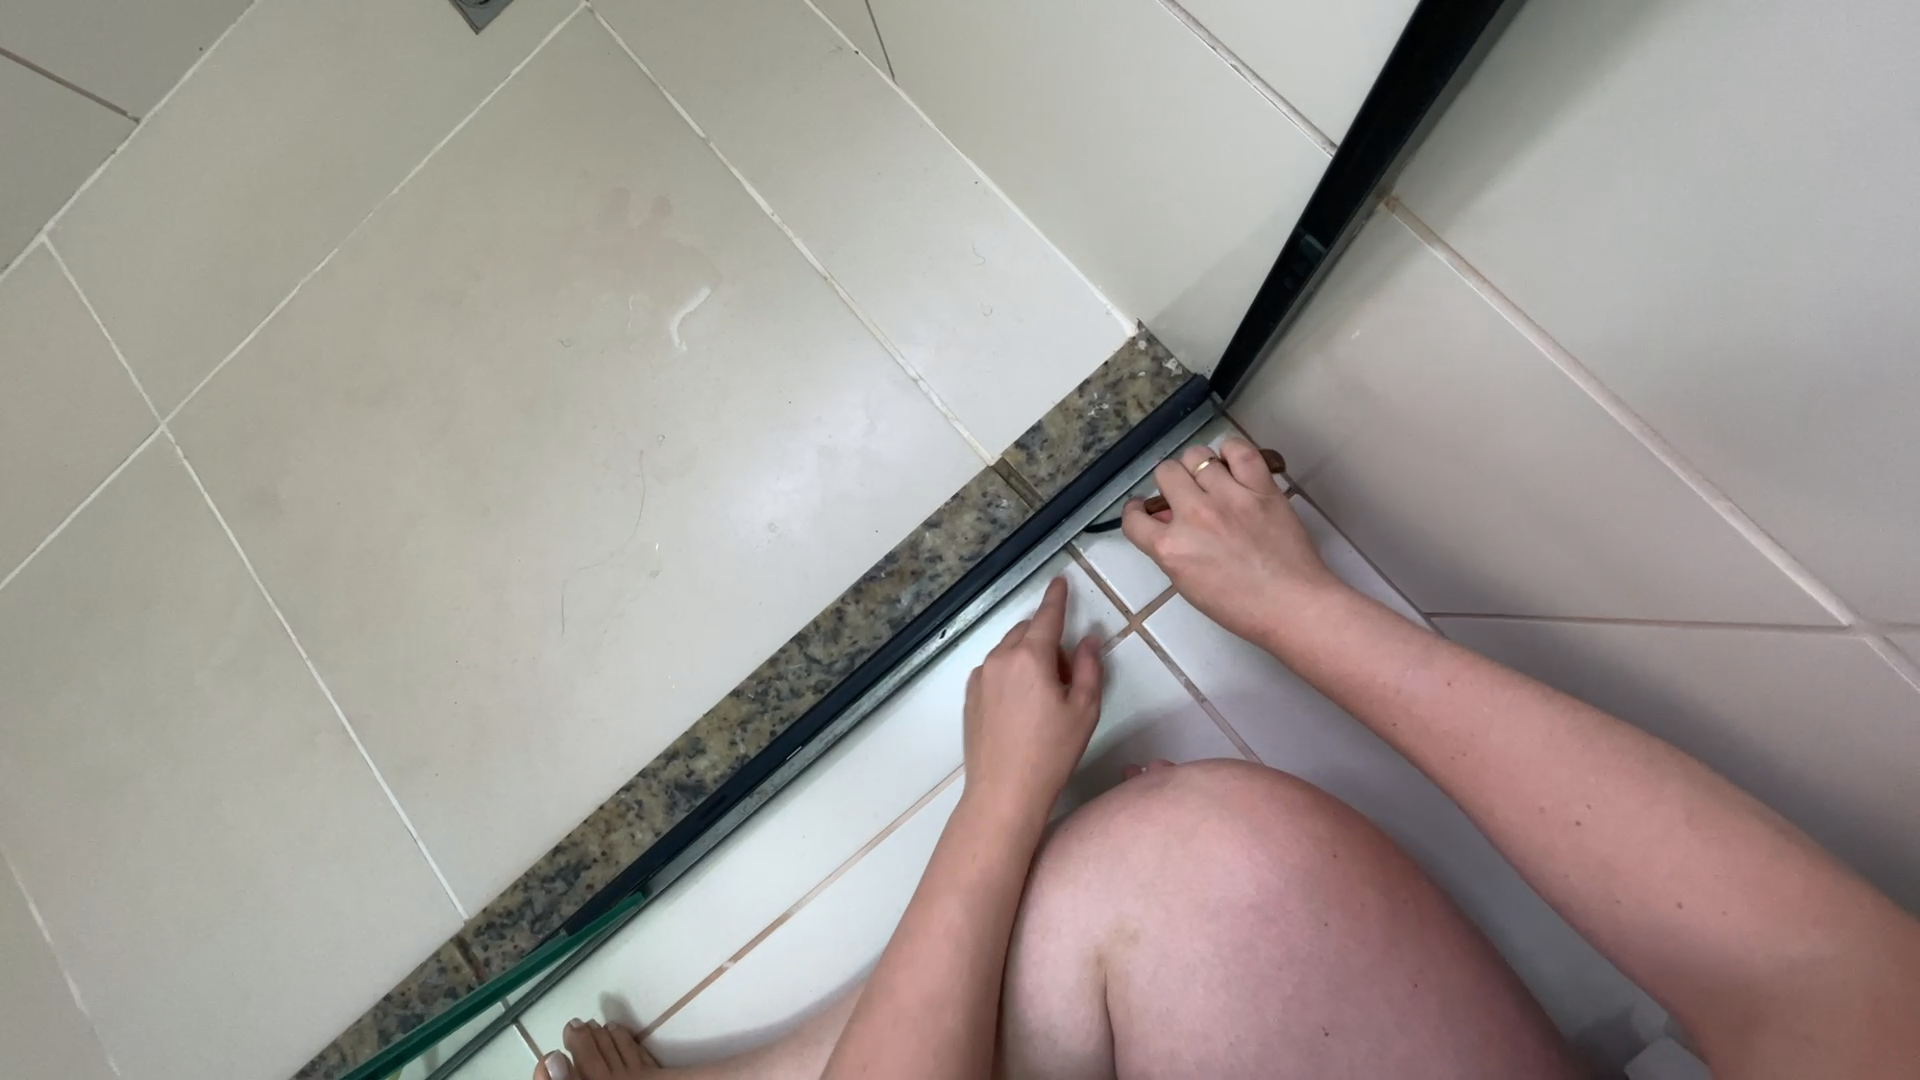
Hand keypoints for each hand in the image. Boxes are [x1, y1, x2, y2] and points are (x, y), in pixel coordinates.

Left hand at [961, 577, 1102, 821]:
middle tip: (1066, 675)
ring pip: (1009, 649)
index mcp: (1030, 656)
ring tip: (1044, 695)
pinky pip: (995, 669)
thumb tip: (1088, 639)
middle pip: (1027, 632)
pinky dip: (1010, 671)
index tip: (1060, 581)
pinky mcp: (970, 695)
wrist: (1003, 791)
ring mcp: (980, 676)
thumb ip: (1088, 667)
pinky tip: (1021, 706)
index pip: (1048, 616)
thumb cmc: (1051, 752)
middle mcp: (1000, 658)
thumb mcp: (1084, 710)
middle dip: (1047, 639)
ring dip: (1028, 655)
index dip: (1057, 597)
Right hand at [1121, 437, 1347, 648]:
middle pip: (1166, 472)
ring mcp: (1229, 498)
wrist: (1292, 605)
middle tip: (1184, 494)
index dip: (1135, 511)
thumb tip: (1166, 521)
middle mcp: (1194, 516)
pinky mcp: (1261, 489)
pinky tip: (1232, 464)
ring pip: (1197, 456)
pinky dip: (1231, 451)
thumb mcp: (1188, 584)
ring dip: (1198, 467)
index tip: (1144, 510)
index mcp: (1171, 548)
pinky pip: (1239, 450)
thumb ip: (1171, 549)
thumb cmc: (1240, 606)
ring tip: (1210, 480)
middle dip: (1170, 482)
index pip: (1134, 518)